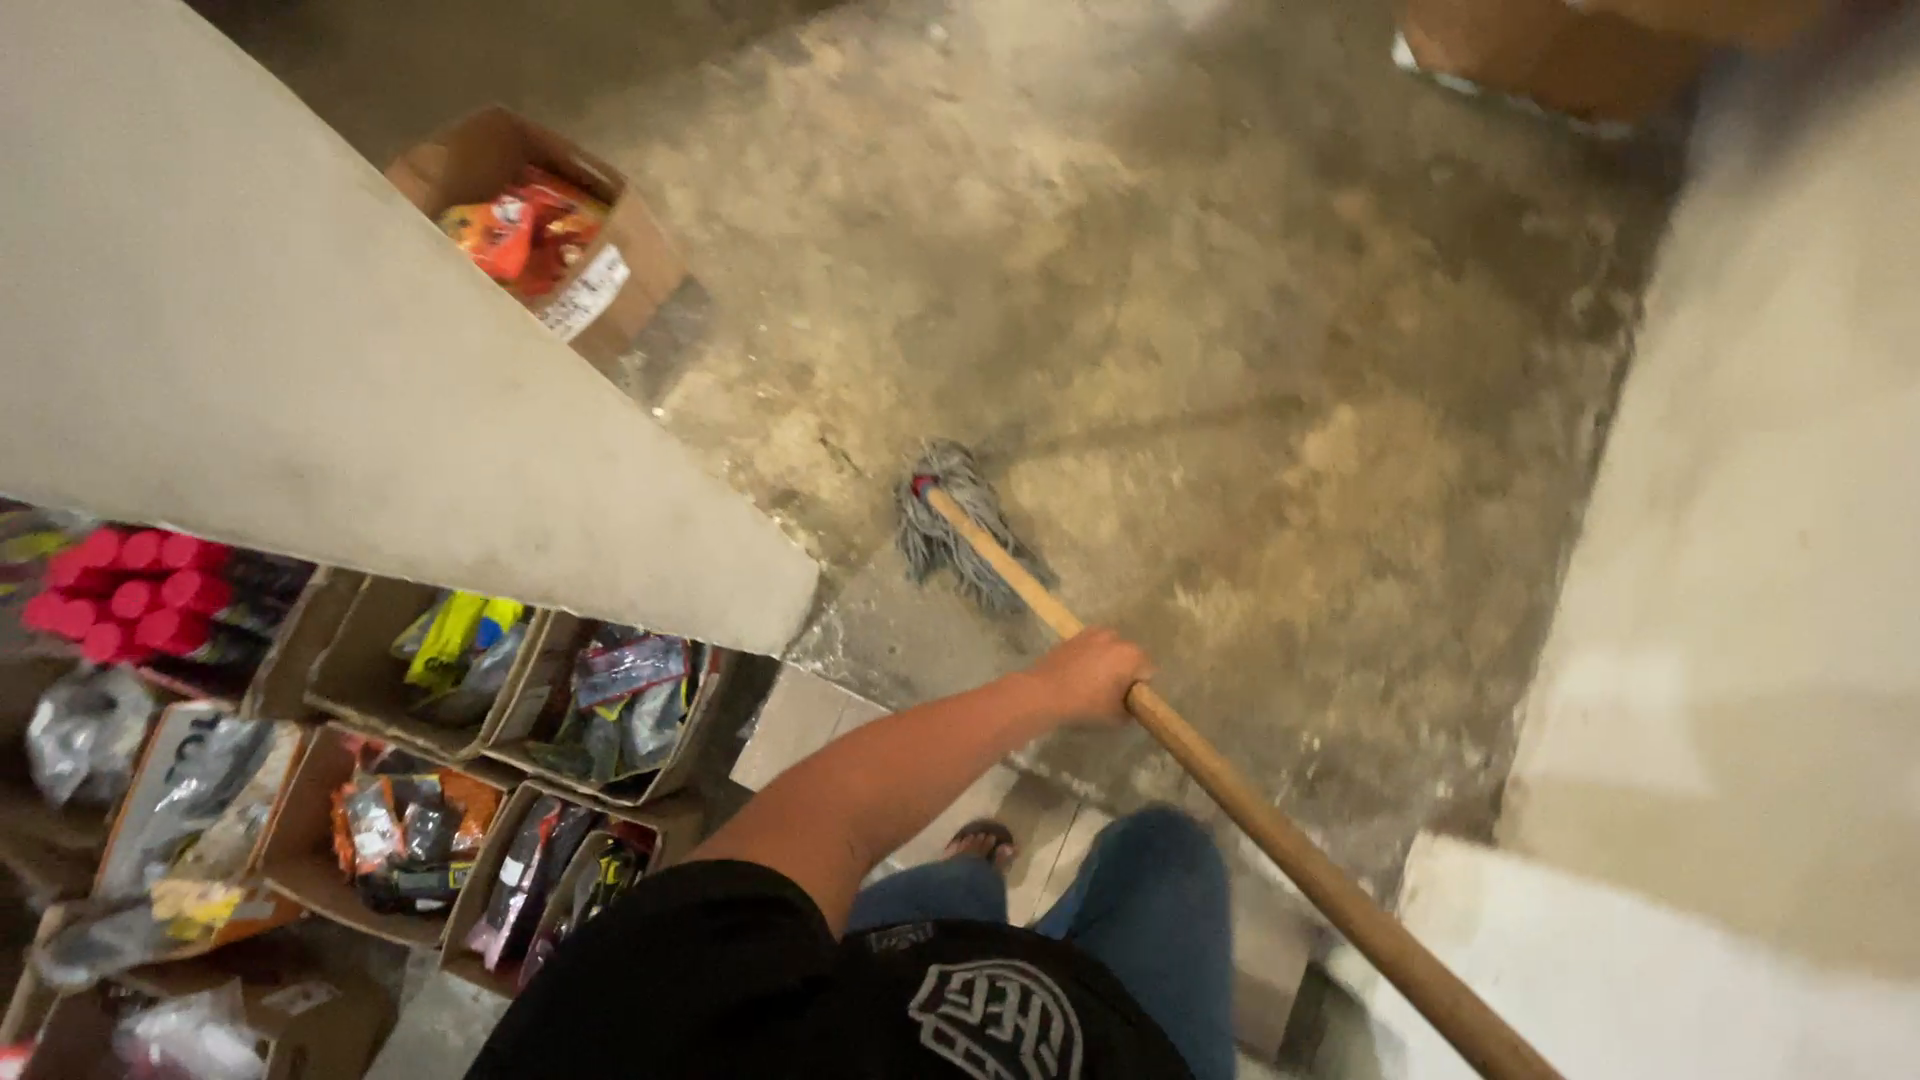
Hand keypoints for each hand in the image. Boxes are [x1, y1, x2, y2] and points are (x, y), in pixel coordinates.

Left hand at [1022, 627, 1155, 727]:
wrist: (1043, 693)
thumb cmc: (1085, 704)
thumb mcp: (1117, 717)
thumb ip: (1131, 709)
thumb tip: (1130, 704)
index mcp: (1132, 655)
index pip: (1149, 672)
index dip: (1140, 688)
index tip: (1127, 700)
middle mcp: (1116, 638)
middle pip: (1130, 656)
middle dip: (1126, 671)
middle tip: (1111, 692)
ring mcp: (1093, 633)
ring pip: (1111, 649)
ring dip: (1108, 661)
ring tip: (1093, 681)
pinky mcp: (1074, 636)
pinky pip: (1092, 646)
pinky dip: (1091, 656)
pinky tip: (1079, 672)